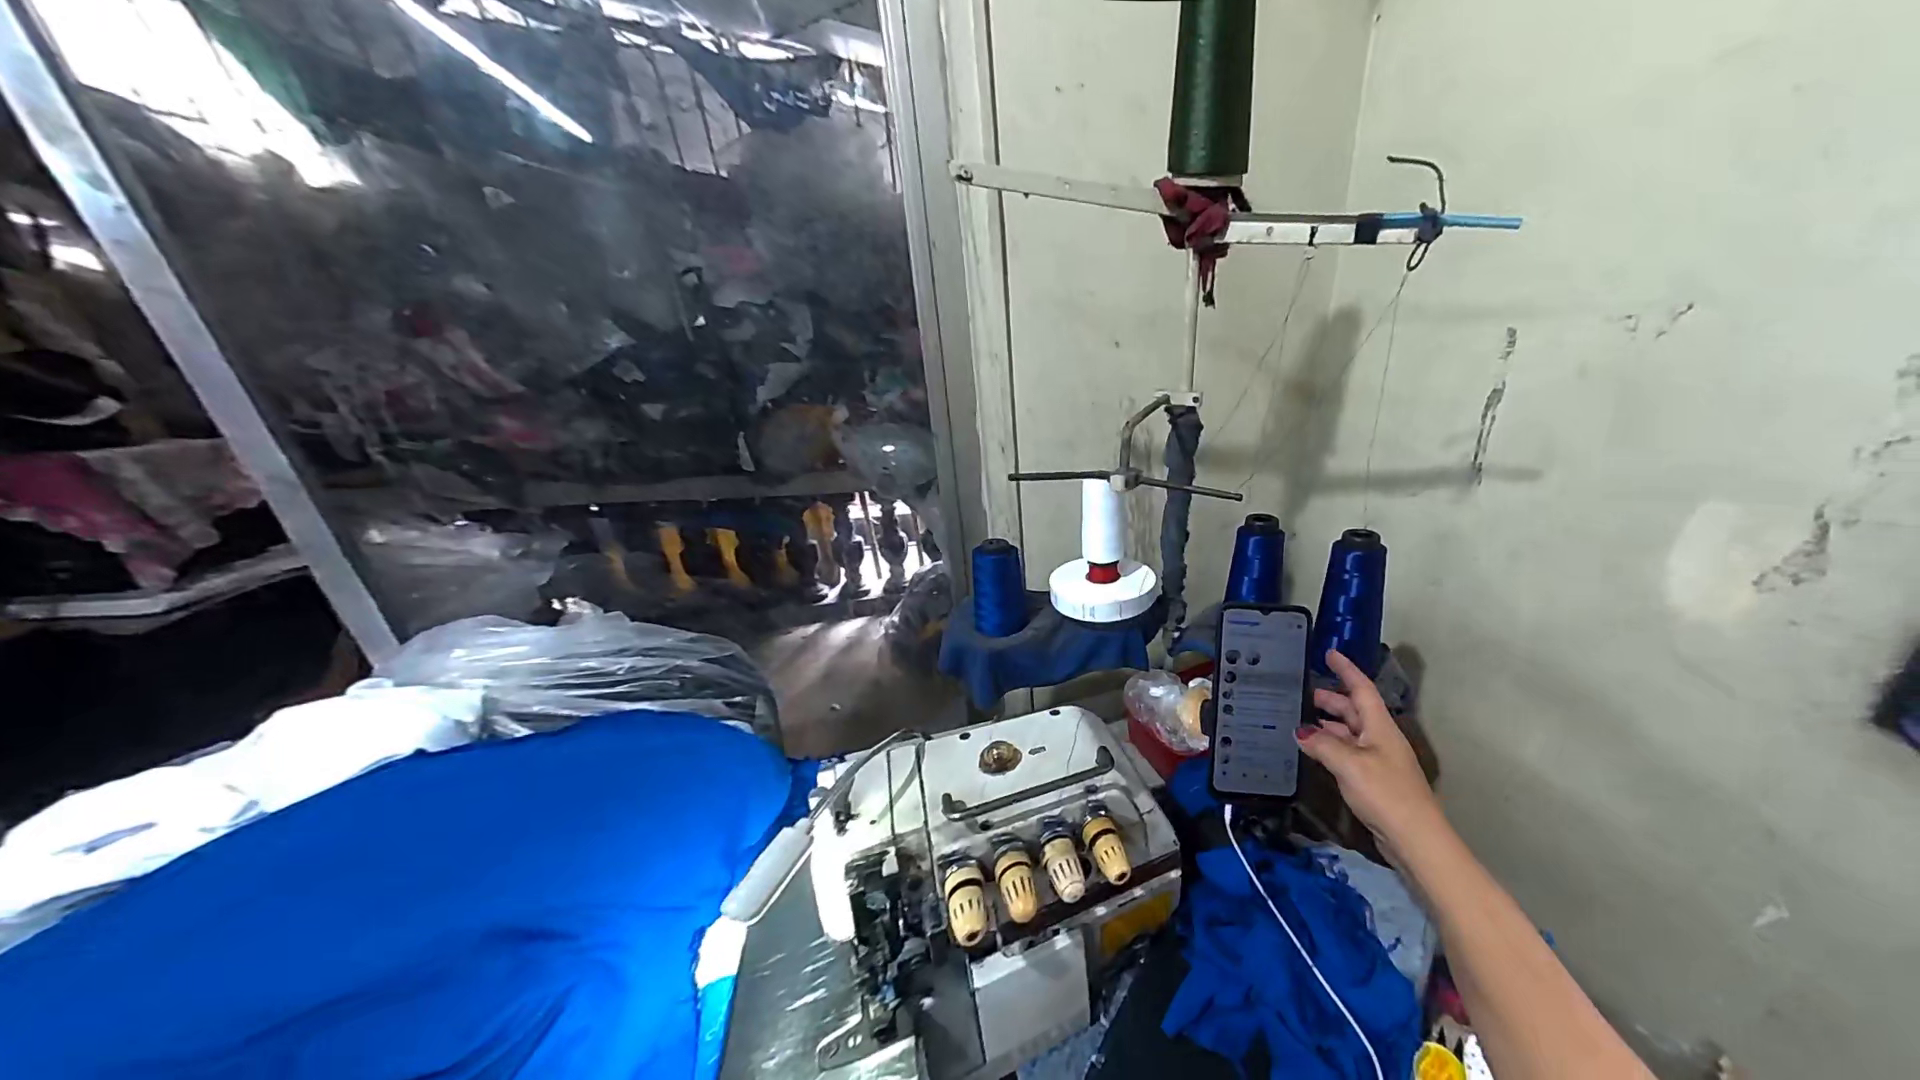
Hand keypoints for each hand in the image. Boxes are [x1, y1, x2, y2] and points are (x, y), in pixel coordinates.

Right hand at [1298, 649, 1445, 855]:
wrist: (1415, 839)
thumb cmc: (1385, 793)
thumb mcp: (1349, 764)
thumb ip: (1322, 744)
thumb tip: (1301, 732)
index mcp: (1380, 727)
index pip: (1362, 689)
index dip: (1346, 670)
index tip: (1330, 654)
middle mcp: (1381, 739)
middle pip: (1355, 710)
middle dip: (1332, 699)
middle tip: (1306, 692)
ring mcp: (1378, 760)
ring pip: (1350, 732)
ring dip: (1329, 724)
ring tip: (1303, 720)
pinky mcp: (1374, 780)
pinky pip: (1348, 752)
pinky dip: (1330, 745)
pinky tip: (1315, 750)